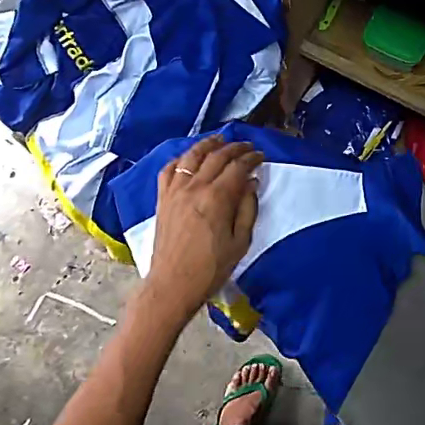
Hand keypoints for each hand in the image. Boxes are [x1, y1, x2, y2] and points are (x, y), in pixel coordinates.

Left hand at [144, 137, 262, 304]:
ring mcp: (175, 192)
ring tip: (219, 140)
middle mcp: (194, 188)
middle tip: (248, 146)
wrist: (173, 284)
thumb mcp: (241, 241)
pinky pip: (169, 170)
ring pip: (191, 157)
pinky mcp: (162, 199)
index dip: (252, 158)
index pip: (238, 167)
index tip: (261, 156)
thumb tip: (250, 183)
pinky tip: (189, 157)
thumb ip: (248, 209)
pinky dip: (181, 159)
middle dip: (235, 148)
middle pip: (216, 157)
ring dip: (207, 145)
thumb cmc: (212, 267)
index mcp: (217, 198)